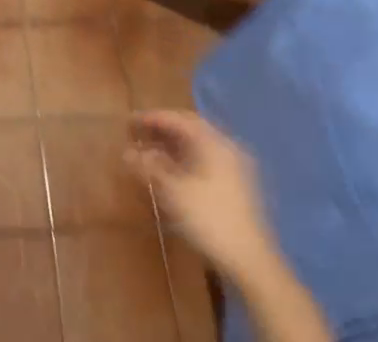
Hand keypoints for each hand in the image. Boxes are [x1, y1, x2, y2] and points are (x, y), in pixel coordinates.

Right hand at [125, 110, 276, 277]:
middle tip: (138, 133)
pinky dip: (185, 159)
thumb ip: (149, 167)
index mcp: (214, 142)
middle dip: (162, 129)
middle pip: (190, 128)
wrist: (250, 259)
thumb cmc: (209, 219)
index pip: (179, 119)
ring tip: (149, 152)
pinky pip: (205, 159)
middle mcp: (226, 147)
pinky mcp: (236, 184)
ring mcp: (234, 166)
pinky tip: (171, 172)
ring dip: (173, 145)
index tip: (128, 121)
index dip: (152, 118)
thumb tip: (127, 152)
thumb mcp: (173, 192)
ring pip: (198, 145)